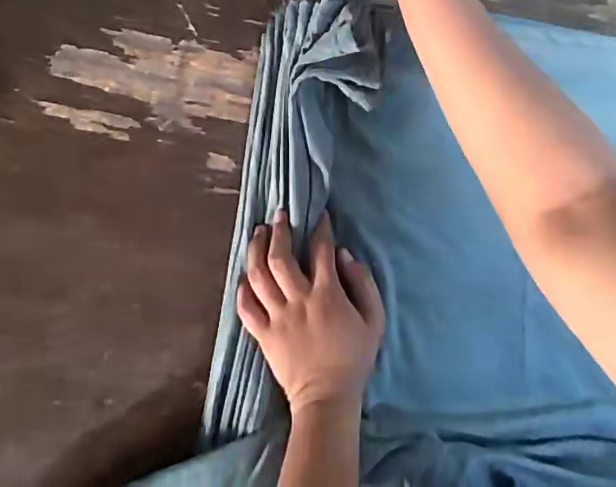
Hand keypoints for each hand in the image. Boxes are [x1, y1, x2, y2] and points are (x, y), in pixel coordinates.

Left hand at [238, 212, 385, 410]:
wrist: (327, 400)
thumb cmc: (354, 358)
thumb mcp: (374, 320)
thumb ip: (363, 284)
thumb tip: (345, 255)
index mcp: (327, 294)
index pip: (321, 250)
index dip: (321, 228)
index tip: (320, 215)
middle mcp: (298, 300)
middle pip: (281, 257)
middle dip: (279, 231)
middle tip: (278, 214)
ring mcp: (277, 317)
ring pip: (259, 276)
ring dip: (256, 250)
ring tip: (258, 233)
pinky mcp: (263, 335)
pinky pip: (246, 308)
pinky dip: (242, 290)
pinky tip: (244, 276)